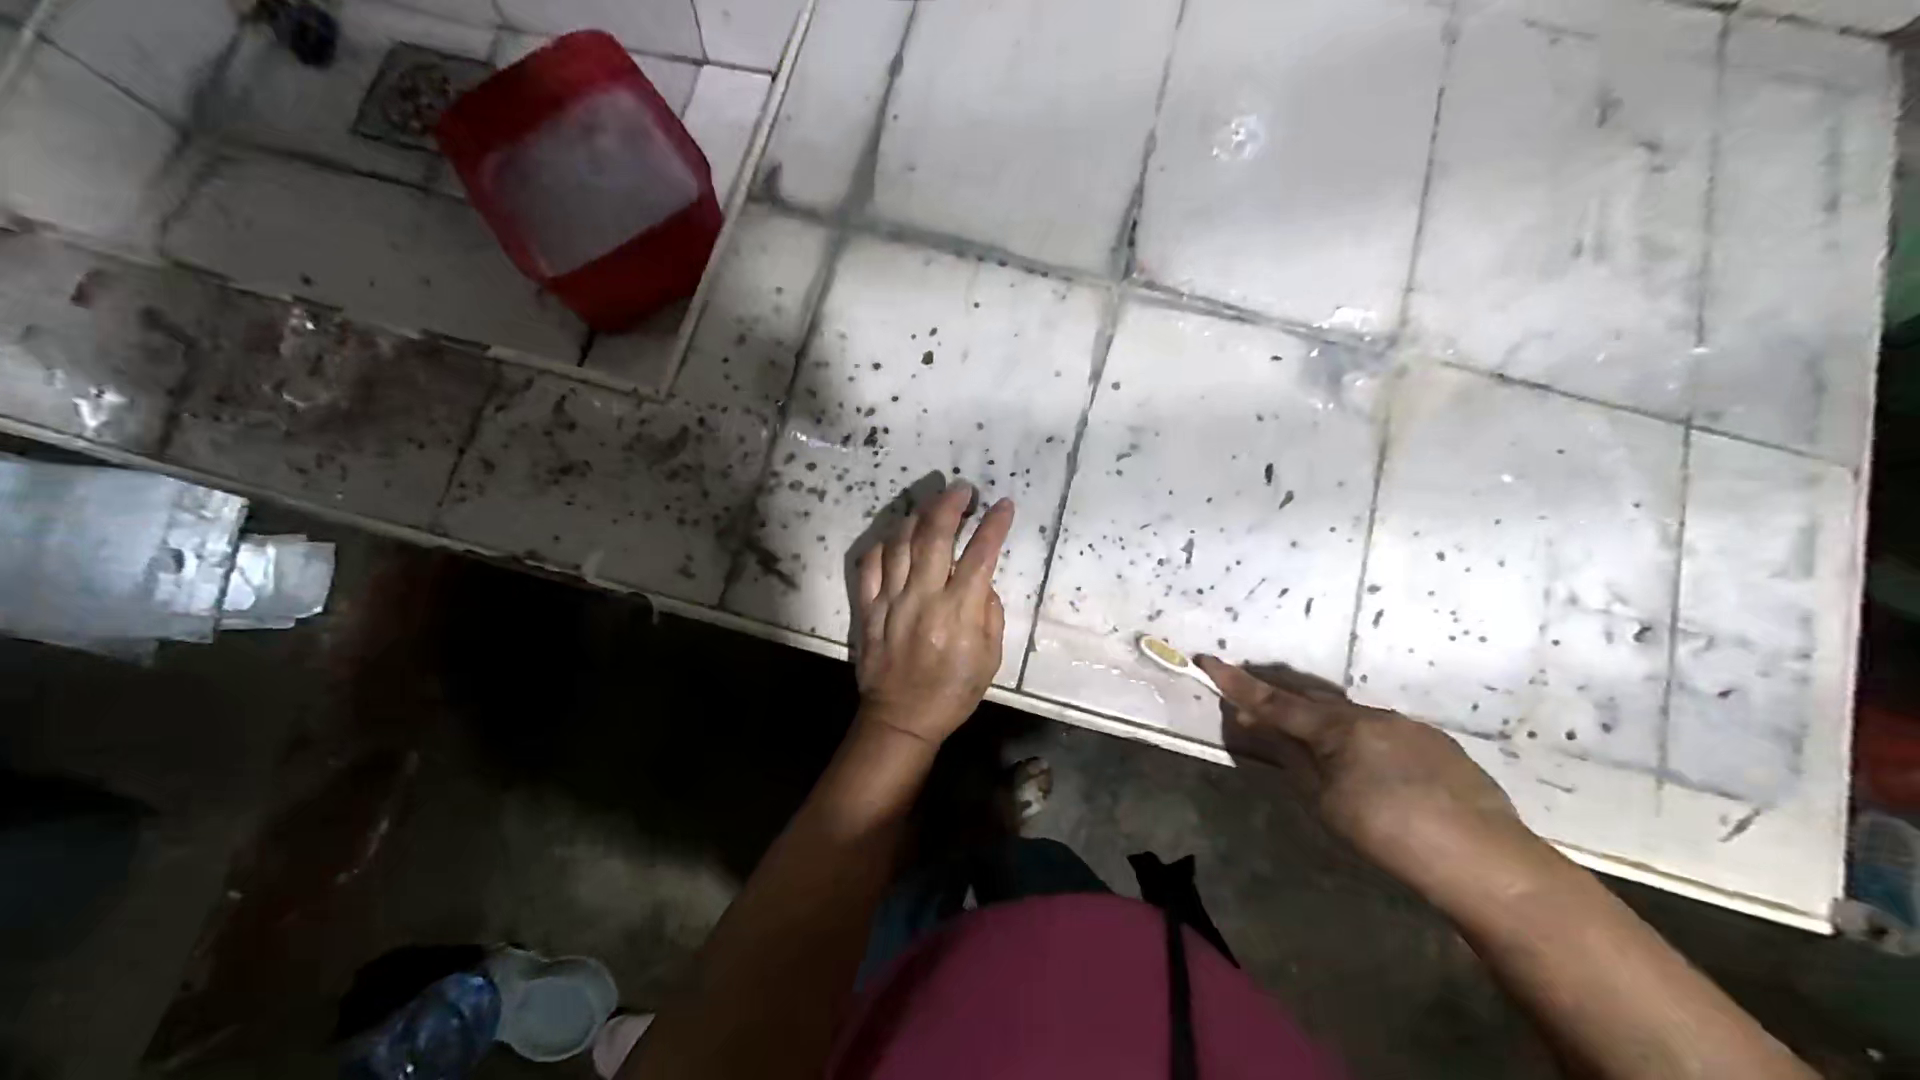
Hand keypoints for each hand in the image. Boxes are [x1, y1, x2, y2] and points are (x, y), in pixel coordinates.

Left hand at [852, 485, 1014, 746]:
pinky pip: (870, 565)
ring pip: (900, 544)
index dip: (994, 525)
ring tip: (931, 506)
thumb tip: (981, 581)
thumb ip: (989, 613)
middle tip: (962, 489)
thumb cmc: (953, 692)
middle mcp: (923, 598)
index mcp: (958, 612)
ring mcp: (891, 601)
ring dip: (917, 517)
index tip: (1004, 505)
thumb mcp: (990, 658)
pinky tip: (896, 537)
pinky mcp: (868, 608)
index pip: (980, 555)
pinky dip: (884, 545)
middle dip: (950, 505)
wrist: (901, 718)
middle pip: (935, 537)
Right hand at [1195, 657, 1548, 902]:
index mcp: (1338, 726)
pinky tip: (1372, 774)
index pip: (1275, 701)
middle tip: (1256, 710)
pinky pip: (1384, 733)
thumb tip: (1260, 725)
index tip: (1207, 660)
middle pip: (1314, 701)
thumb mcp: (1324, 801)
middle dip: (1282, 702)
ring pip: (1352, 718)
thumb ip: (1291, 757)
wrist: (1486, 863)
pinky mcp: (1440, 747)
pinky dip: (1361, 742)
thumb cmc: (1388, 832)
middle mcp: (1372, 715)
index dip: (1237, 683)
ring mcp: (1410, 728)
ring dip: (1324, 726)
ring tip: (1315, 752)